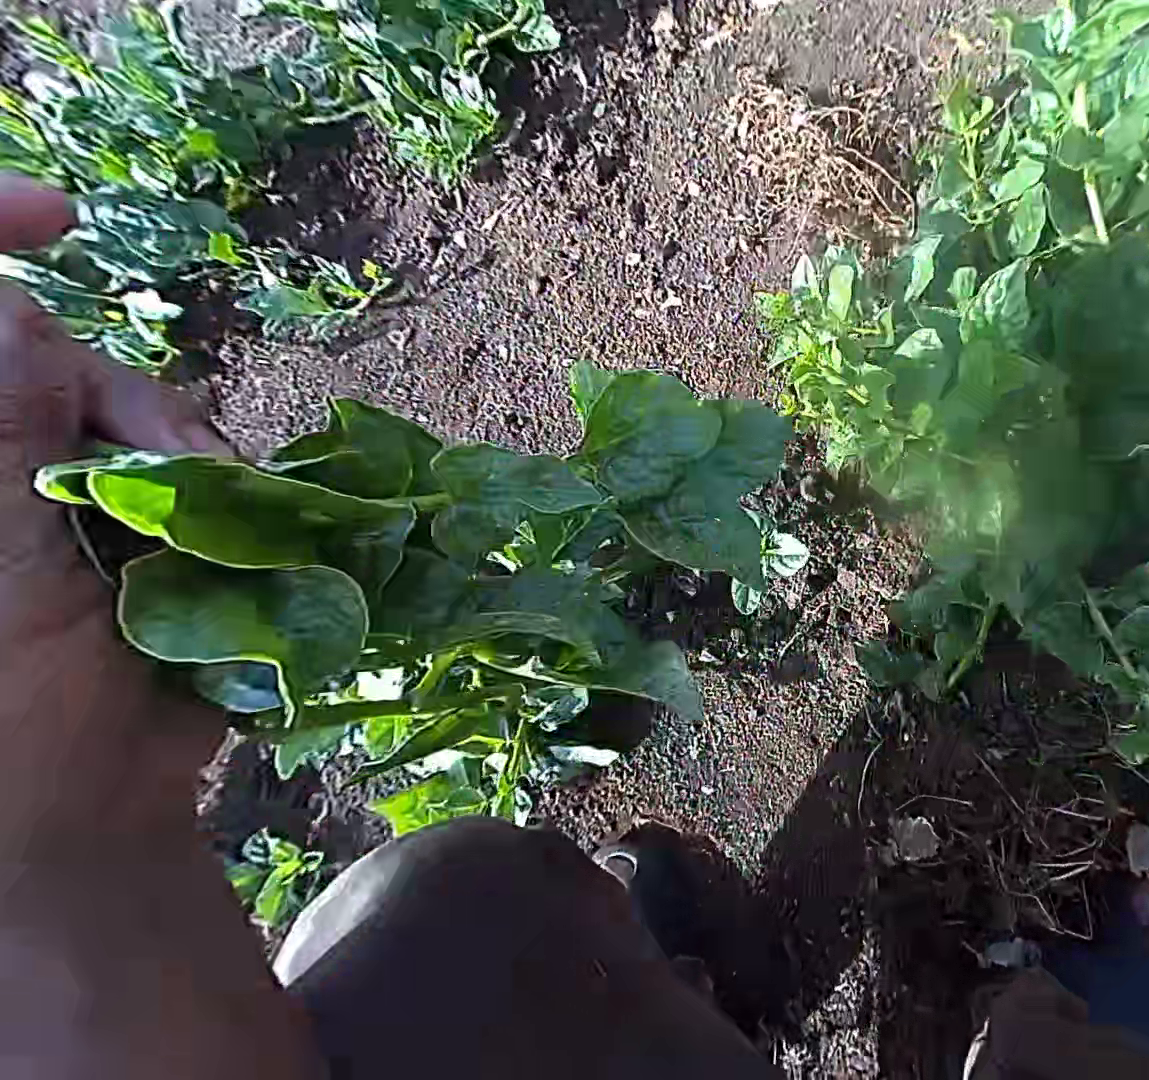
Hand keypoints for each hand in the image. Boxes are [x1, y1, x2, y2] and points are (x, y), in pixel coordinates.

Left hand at [0, 176, 225, 633]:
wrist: (65, 814)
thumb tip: (1, 298)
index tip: (55, 211)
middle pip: (48, 363)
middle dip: (131, 401)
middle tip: (186, 464)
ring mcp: (50, 498)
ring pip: (137, 418)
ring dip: (196, 455)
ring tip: (225, 522)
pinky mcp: (131, 531)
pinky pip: (196, 472)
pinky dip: (231, 488)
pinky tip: (246, 528)